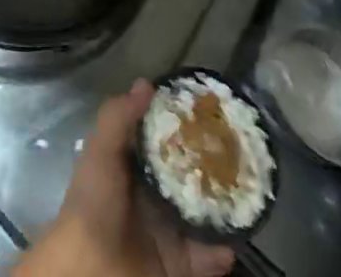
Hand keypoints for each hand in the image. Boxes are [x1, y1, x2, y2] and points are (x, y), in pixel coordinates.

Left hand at [13, 80, 235, 276]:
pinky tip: (233, 241)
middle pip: (188, 177)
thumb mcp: (101, 152)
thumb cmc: (94, 203)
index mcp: (131, 167)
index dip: (183, 127)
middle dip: (213, 169)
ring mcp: (167, 231)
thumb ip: (119, 118)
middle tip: (241, 156)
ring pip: (205, 216)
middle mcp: (151, 196)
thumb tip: (146, 83)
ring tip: (250, 196)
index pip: (162, 141)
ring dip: (225, 209)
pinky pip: (209, 256)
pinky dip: (222, 250)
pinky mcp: (180, 264)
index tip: (211, 112)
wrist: (90, 268)